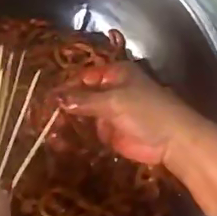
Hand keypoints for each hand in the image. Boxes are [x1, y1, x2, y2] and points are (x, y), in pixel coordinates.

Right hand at [60, 62, 214, 169]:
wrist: (174, 142)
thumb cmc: (147, 112)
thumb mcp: (113, 101)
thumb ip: (83, 100)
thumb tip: (55, 97)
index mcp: (114, 73)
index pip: (82, 76)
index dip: (65, 85)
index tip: (46, 97)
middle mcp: (109, 90)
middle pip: (80, 95)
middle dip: (64, 104)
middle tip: (42, 115)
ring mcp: (109, 112)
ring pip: (82, 113)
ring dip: (66, 121)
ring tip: (46, 129)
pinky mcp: (109, 132)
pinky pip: (87, 131)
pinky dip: (74, 135)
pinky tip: (58, 140)